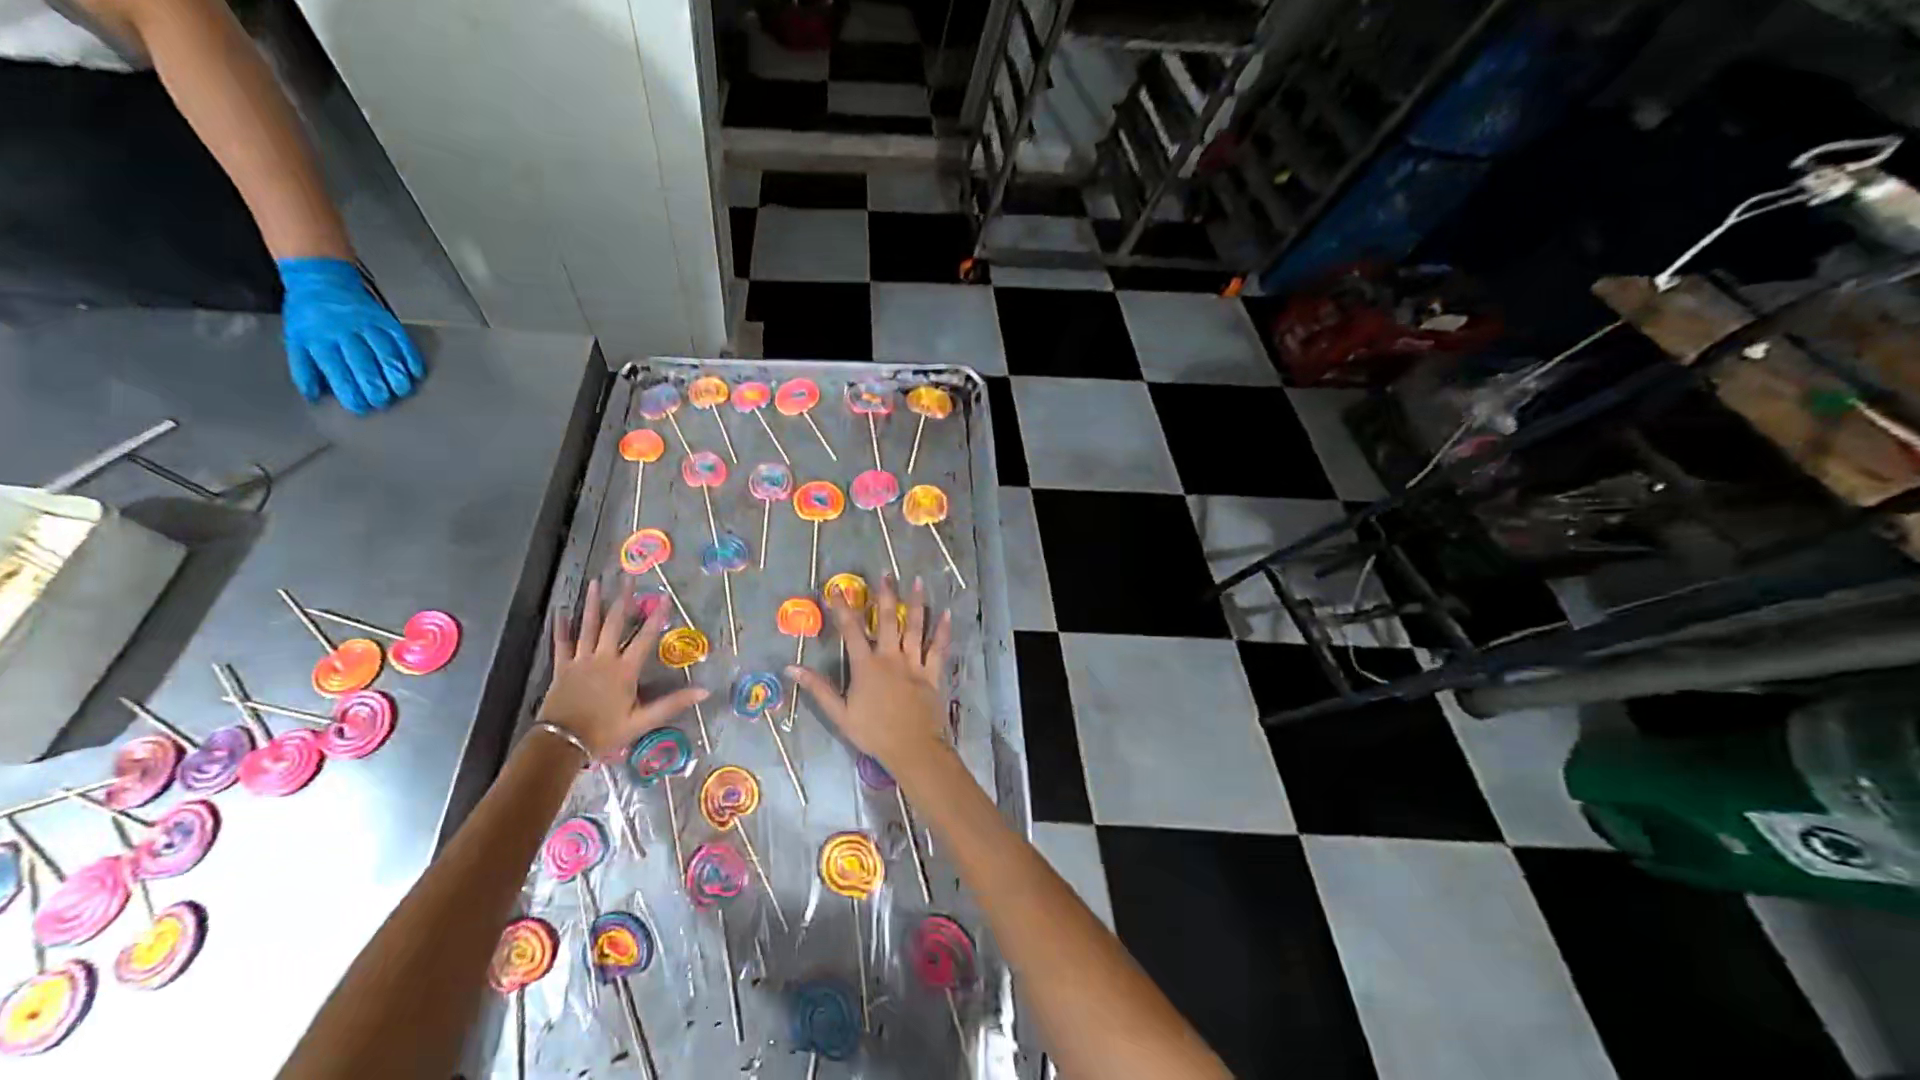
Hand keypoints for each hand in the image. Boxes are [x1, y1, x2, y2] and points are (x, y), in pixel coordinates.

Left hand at [278, 256, 427, 413]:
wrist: (321, 280)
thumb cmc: (308, 315)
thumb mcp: (295, 340)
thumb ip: (304, 368)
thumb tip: (313, 396)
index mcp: (318, 339)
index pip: (336, 369)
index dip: (349, 390)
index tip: (360, 406)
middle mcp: (343, 332)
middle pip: (362, 362)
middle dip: (374, 384)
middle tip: (383, 401)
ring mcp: (367, 324)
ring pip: (385, 352)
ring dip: (395, 373)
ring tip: (402, 390)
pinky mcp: (385, 319)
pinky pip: (401, 340)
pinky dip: (410, 357)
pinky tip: (415, 372)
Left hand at [540, 580, 706, 759]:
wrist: (562, 743)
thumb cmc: (605, 732)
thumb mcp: (643, 720)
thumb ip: (672, 703)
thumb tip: (705, 691)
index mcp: (624, 670)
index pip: (645, 638)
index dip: (656, 617)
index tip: (665, 597)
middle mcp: (603, 659)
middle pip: (614, 623)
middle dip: (622, 599)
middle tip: (627, 577)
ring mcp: (580, 661)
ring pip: (587, 626)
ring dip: (592, 603)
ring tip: (595, 583)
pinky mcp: (562, 668)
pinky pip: (562, 643)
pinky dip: (561, 627)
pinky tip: (560, 611)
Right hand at [791, 576, 952, 781]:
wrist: (912, 748)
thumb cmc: (874, 733)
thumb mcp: (840, 713)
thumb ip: (818, 688)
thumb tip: (792, 668)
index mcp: (866, 666)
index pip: (851, 631)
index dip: (842, 608)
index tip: (835, 589)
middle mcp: (890, 658)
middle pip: (887, 620)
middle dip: (884, 595)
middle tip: (885, 573)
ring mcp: (914, 664)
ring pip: (915, 628)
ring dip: (916, 603)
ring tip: (916, 581)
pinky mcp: (932, 673)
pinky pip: (938, 648)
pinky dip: (942, 630)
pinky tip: (946, 613)